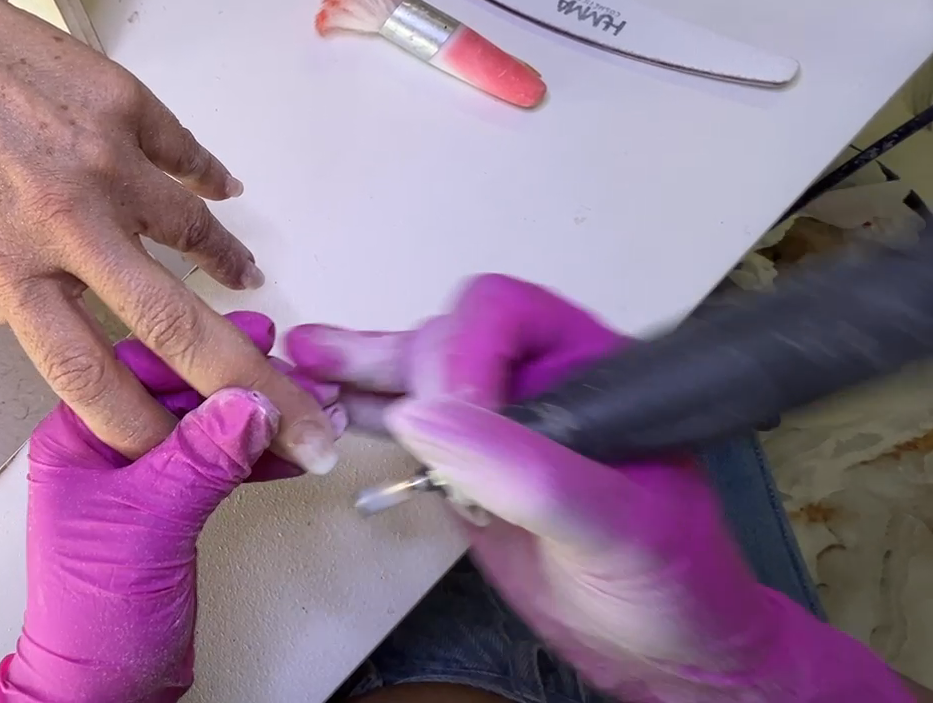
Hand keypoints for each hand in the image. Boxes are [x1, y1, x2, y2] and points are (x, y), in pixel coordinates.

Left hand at [0, 0, 337, 473]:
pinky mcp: (124, 101)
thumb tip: (77, 322)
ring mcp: (102, 157)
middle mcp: (63, 219)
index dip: (144, 431)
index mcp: (8, 265)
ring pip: (194, 228)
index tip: (187, 456)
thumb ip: (24, 281)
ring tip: (244, 278)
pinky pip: (186, 154)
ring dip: (227, 262)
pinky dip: (206, 179)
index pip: (86, 375)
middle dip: (252, 390)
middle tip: (307, 429)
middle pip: (172, 324)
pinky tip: (220, 192)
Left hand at [0, 313, 343, 702]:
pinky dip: (254, 456)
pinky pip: (216, 464)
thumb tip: (246, 400)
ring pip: (203, 428)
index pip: (139, 370)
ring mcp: (138, 475)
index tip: (252, 340)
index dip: (197, 352)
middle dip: (236, 383)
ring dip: (254, 419)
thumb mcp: (148, 521)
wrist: (104, 689)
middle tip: (289, 368)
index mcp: (78, 434)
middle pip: (177, 395)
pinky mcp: (169, 504)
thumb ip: (197, 458)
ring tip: (306, 405)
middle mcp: (105, 446)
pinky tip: (285, 447)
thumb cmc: (93, 613)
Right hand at [286, 275, 915, 702]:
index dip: (460, 350)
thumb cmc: (667, 587)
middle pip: (439, 337)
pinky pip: (390, 412)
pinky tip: (313, 400)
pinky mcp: (451, 447)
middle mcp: (526, 371)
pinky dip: (350, 406)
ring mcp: (485, 409)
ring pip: (404, 368)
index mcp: (583, 362)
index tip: (444, 414)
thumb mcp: (615, 530)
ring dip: (351, 368)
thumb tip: (415, 416)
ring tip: (297, 359)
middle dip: (394, 365)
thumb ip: (525, 472)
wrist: (656, 651)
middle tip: (365, 405)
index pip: (500, 313)